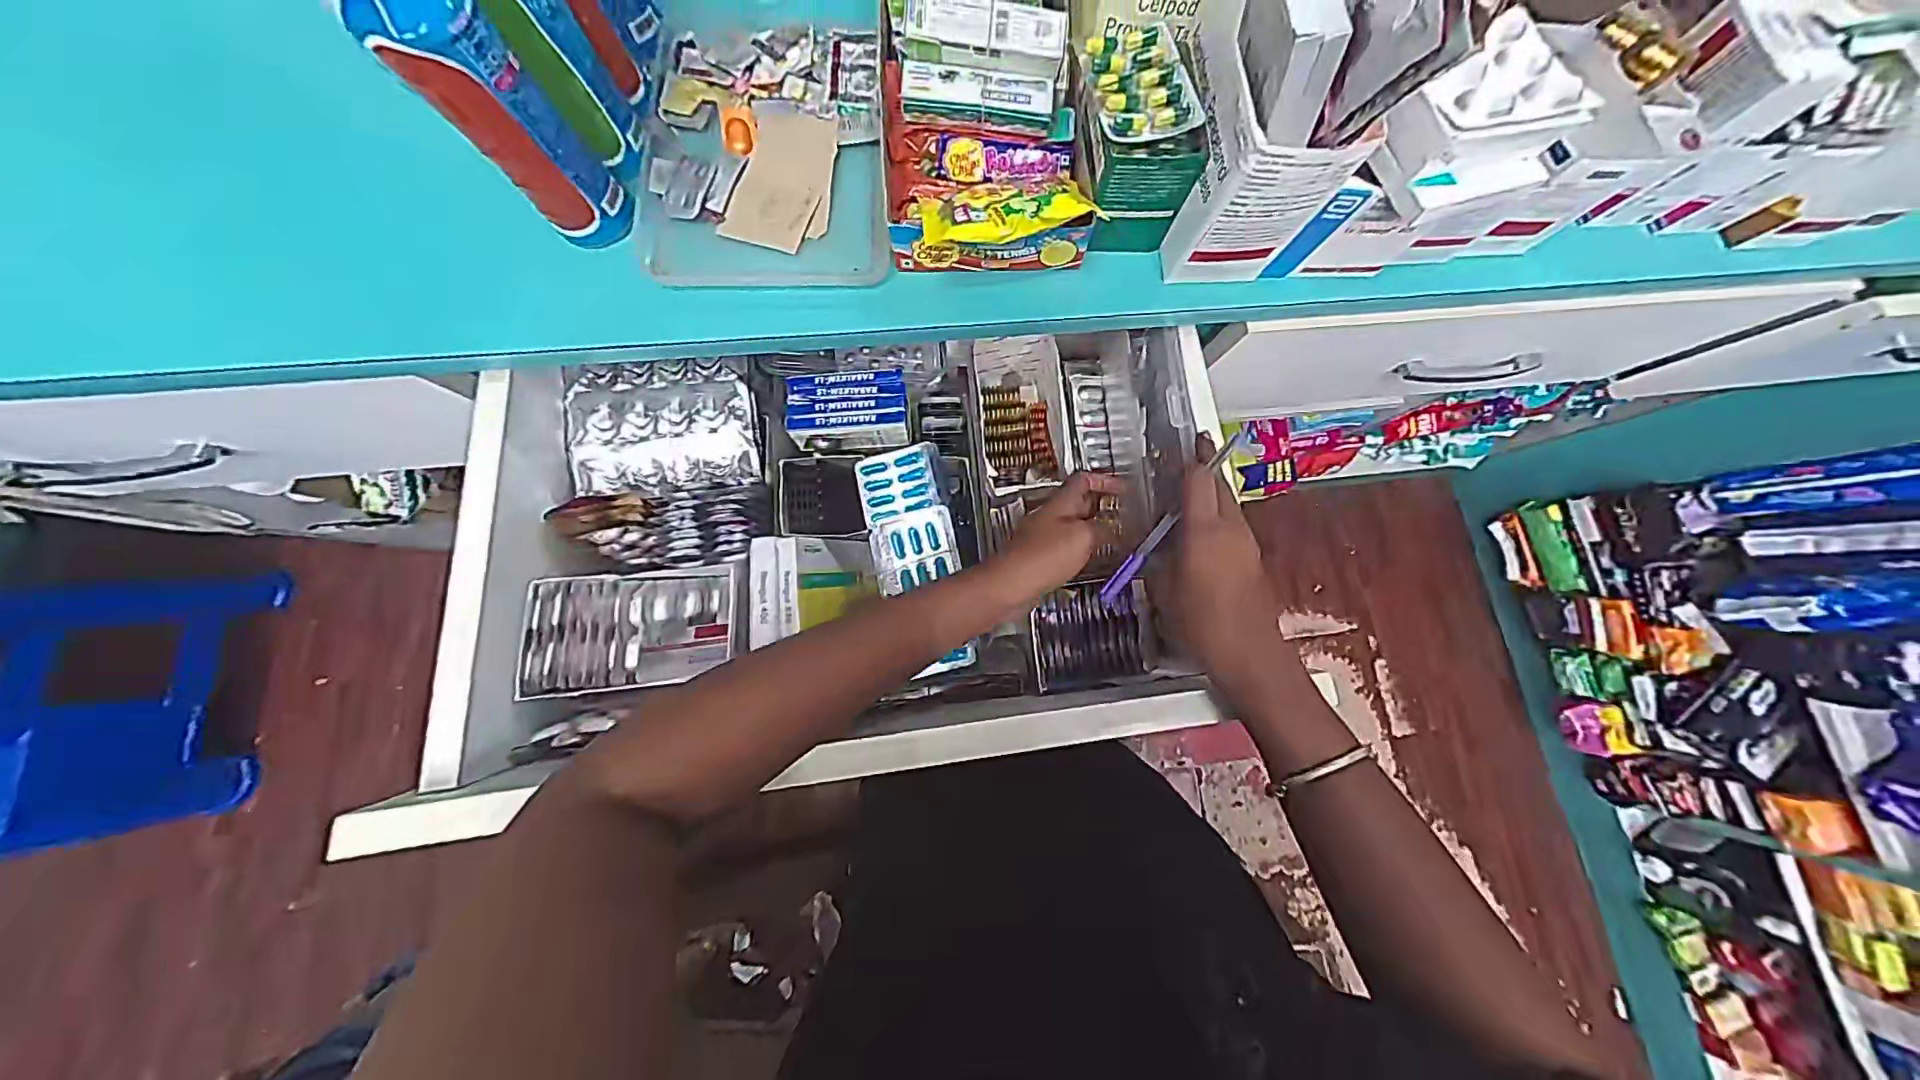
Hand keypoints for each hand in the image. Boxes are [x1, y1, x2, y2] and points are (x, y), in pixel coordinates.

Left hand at [992, 472, 1123, 603]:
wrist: (1009, 585)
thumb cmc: (1043, 557)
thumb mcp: (1082, 538)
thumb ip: (1102, 528)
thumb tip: (1114, 527)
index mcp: (1060, 503)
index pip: (1083, 480)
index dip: (1105, 481)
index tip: (1123, 489)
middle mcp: (1049, 516)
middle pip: (1079, 502)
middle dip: (1102, 506)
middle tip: (1123, 516)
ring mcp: (1042, 536)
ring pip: (1073, 525)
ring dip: (1093, 529)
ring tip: (1113, 538)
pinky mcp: (1038, 557)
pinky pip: (1064, 546)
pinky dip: (1080, 548)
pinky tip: (1089, 558)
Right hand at [1167, 434, 1285, 690]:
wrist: (1249, 654)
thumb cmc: (1200, 622)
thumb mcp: (1162, 588)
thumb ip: (1157, 557)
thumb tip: (1154, 542)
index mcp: (1204, 530)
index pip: (1198, 479)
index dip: (1188, 460)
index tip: (1179, 445)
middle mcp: (1230, 528)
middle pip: (1218, 484)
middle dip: (1202, 467)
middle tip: (1183, 458)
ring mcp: (1246, 542)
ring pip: (1227, 503)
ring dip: (1209, 493)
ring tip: (1184, 496)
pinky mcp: (1252, 558)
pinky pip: (1232, 524)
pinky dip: (1215, 516)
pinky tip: (1197, 532)